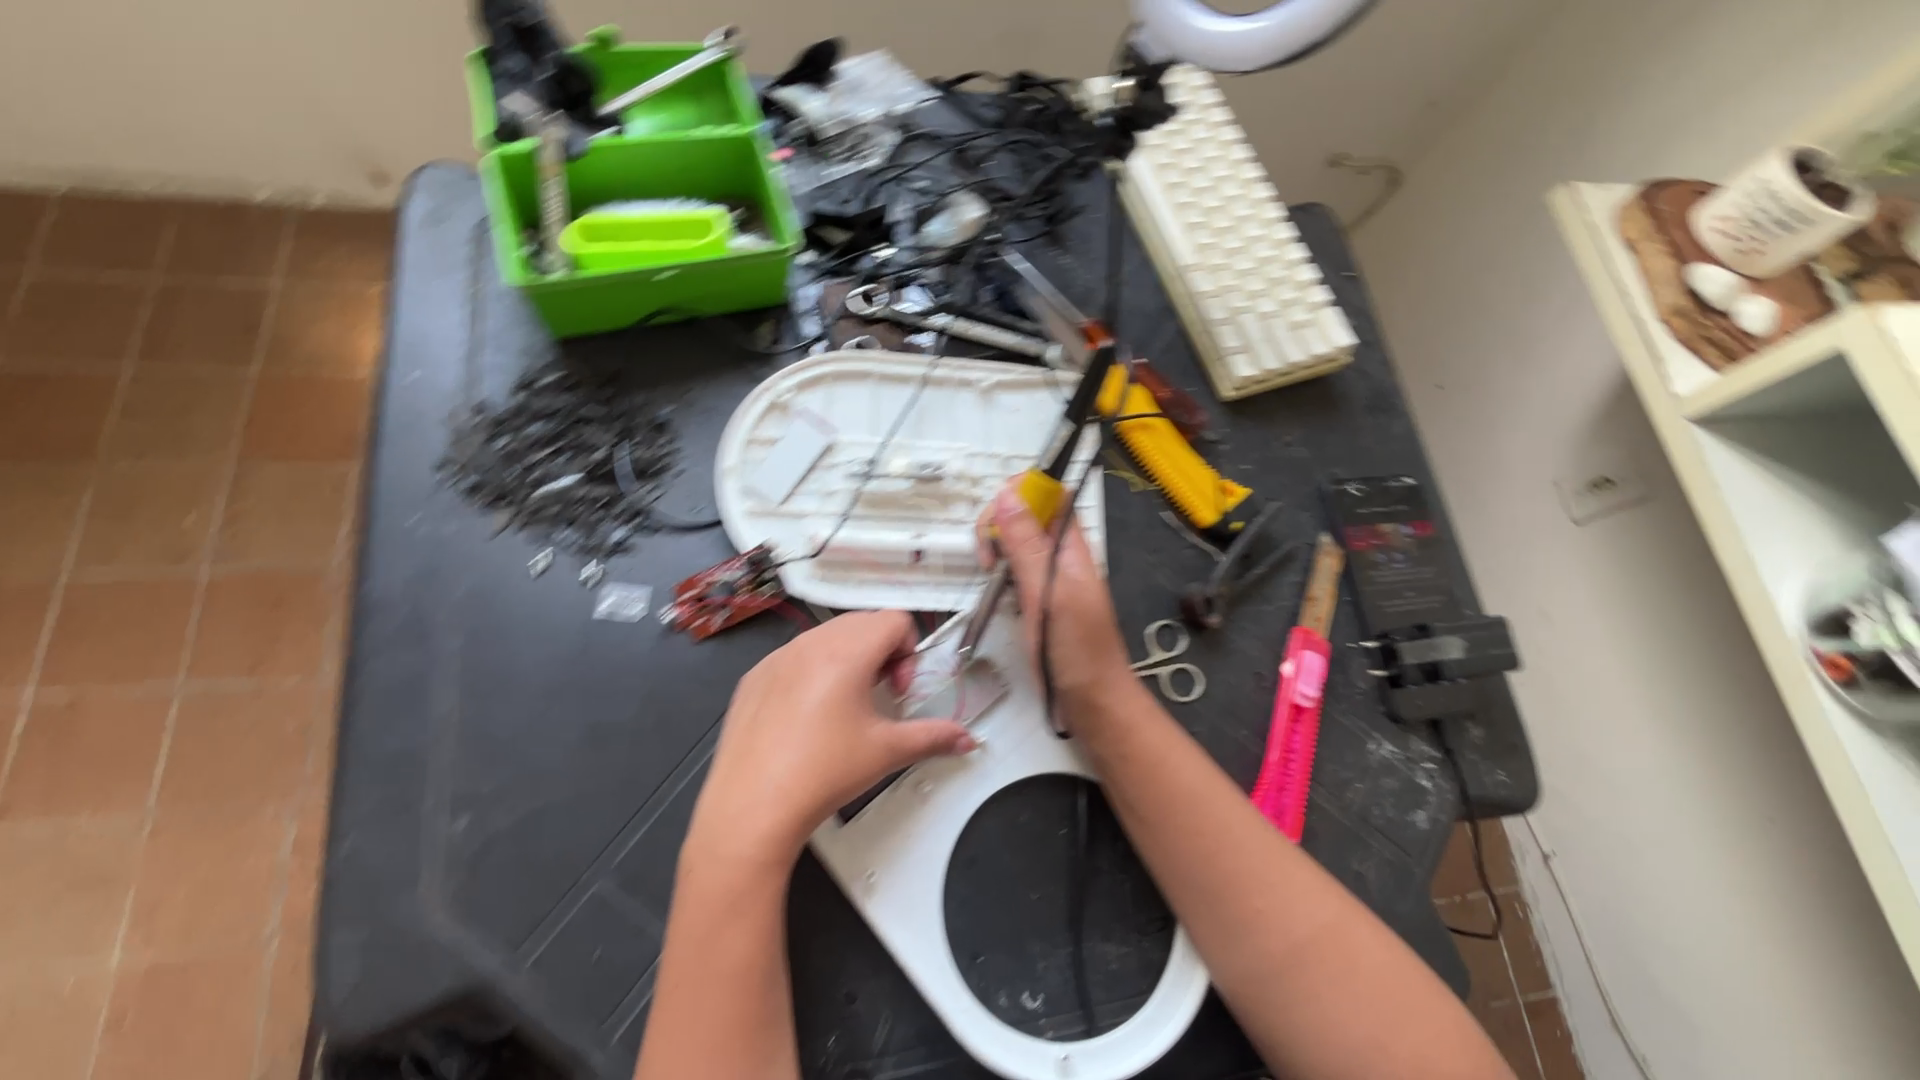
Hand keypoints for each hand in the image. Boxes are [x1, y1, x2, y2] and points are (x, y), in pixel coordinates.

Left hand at [690, 611, 976, 863]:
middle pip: (861, 623)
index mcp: (846, 653)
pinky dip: (812, 673)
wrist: (751, 808)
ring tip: (844, 710)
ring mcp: (776, 658)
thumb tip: (968, 739)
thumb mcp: (887, 752)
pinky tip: (806, 721)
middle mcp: (809, 644)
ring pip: (826, 637)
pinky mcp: (753, 678)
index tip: (899, 693)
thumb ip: (934, 737)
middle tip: (879, 698)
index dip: (909, 652)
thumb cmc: (825, 774)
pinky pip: (793, 657)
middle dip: (881, 652)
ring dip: (848, 660)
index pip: (894, 620)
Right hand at [976, 483, 1136, 724]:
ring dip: (995, 550)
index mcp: (1071, 545)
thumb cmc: (1075, 650)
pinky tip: (994, 594)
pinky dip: (998, 574)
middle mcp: (1061, 554)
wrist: (1092, 702)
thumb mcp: (1048, 593)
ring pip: (1016, 542)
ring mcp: (1049, 577)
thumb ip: (1027, 544)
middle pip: (1024, 513)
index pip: (1047, 492)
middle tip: (988, 562)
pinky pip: (1014, 570)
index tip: (995, 524)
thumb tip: (1006, 493)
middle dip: (998, 525)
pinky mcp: (1038, 599)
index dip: (1018, 494)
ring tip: (989, 578)